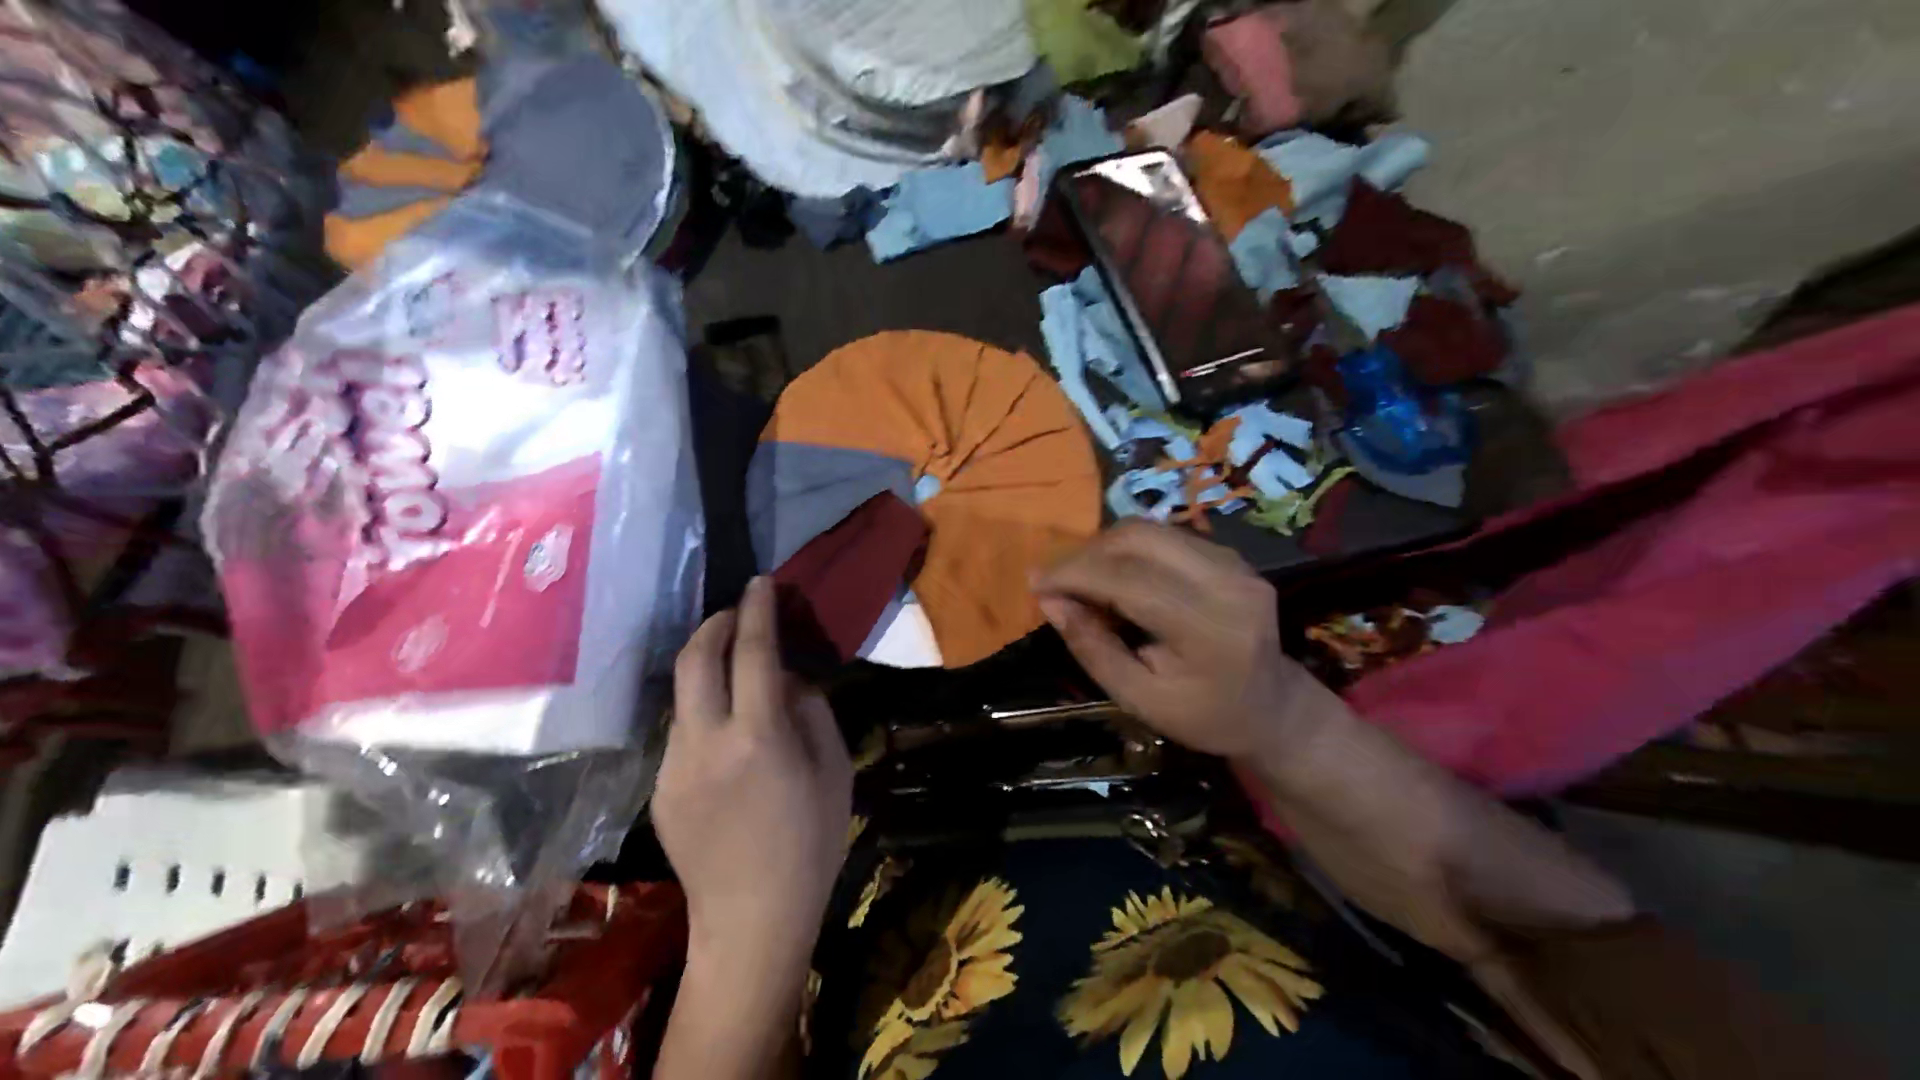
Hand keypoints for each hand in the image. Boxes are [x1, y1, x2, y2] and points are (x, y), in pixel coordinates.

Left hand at [653, 576, 853, 974]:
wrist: (752, 921)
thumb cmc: (811, 845)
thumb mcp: (834, 771)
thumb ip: (811, 711)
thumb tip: (786, 678)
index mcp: (759, 738)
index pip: (753, 652)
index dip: (757, 610)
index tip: (761, 582)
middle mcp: (705, 743)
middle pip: (694, 658)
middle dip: (714, 623)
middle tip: (737, 614)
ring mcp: (673, 767)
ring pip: (684, 694)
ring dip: (708, 668)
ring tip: (737, 673)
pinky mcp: (658, 789)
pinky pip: (681, 731)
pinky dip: (704, 710)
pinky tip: (727, 734)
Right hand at [1033, 522, 1340, 760]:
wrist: (1275, 708)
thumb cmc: (1205, 716)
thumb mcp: (1140, 700)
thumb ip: (1093, 648)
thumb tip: (1050, 601)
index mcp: (1209, 630)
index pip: (1129, 580)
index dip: (1075, 574)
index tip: (1035, 582)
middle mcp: (1227, 583)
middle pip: (1138, 540)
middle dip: (1085, 554)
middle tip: (1055, 581)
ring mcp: (1235, 563)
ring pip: (1150, 529)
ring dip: (1103, 547)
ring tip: (1080, 579)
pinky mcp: (1232, 554)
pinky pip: (1165, 535)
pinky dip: (1128, 549)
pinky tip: (1115, 576)